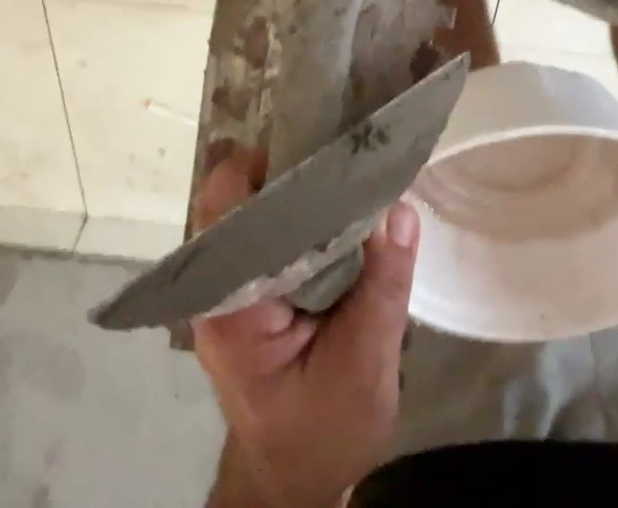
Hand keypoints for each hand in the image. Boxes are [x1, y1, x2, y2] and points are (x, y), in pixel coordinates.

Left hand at [193, 149, 421, 507]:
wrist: (295, 481)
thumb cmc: (324, 430)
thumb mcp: (365, 363)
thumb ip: (382, 285)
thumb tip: (400, 207)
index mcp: (230, 306)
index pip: (225, 210)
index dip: (265, 169)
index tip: (319, 144)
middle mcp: (217, 290)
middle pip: (237, 205)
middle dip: (288, 174)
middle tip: (345, 152)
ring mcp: (230, 294)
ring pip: (252, 220)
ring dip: (296, 196)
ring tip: (347, 171)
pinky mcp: (249, 299)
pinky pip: (266, 242)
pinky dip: (301, 222)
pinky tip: (341, 212)